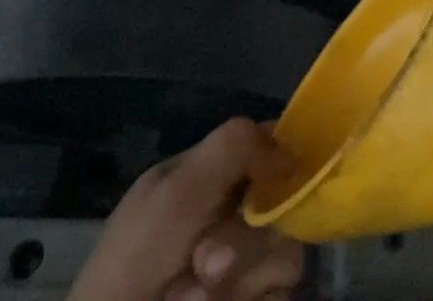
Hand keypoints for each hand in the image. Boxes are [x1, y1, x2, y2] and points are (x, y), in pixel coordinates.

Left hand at [69, 119, 305, 300]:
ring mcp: (247, 260)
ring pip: (286, 253)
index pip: (267, 148)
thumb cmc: (139, 252)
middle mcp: (234, 213)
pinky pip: (281, 292)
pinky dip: (250, 300)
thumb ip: (234, 148)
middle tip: (204, 262)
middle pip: (283, 206)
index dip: (283, 158)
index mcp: (212, 176)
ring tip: (192, 295)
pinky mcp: (256, 295)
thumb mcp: (178, 188)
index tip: (279, 177)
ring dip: (241, 278)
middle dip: (244, 241)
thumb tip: (292, 151)